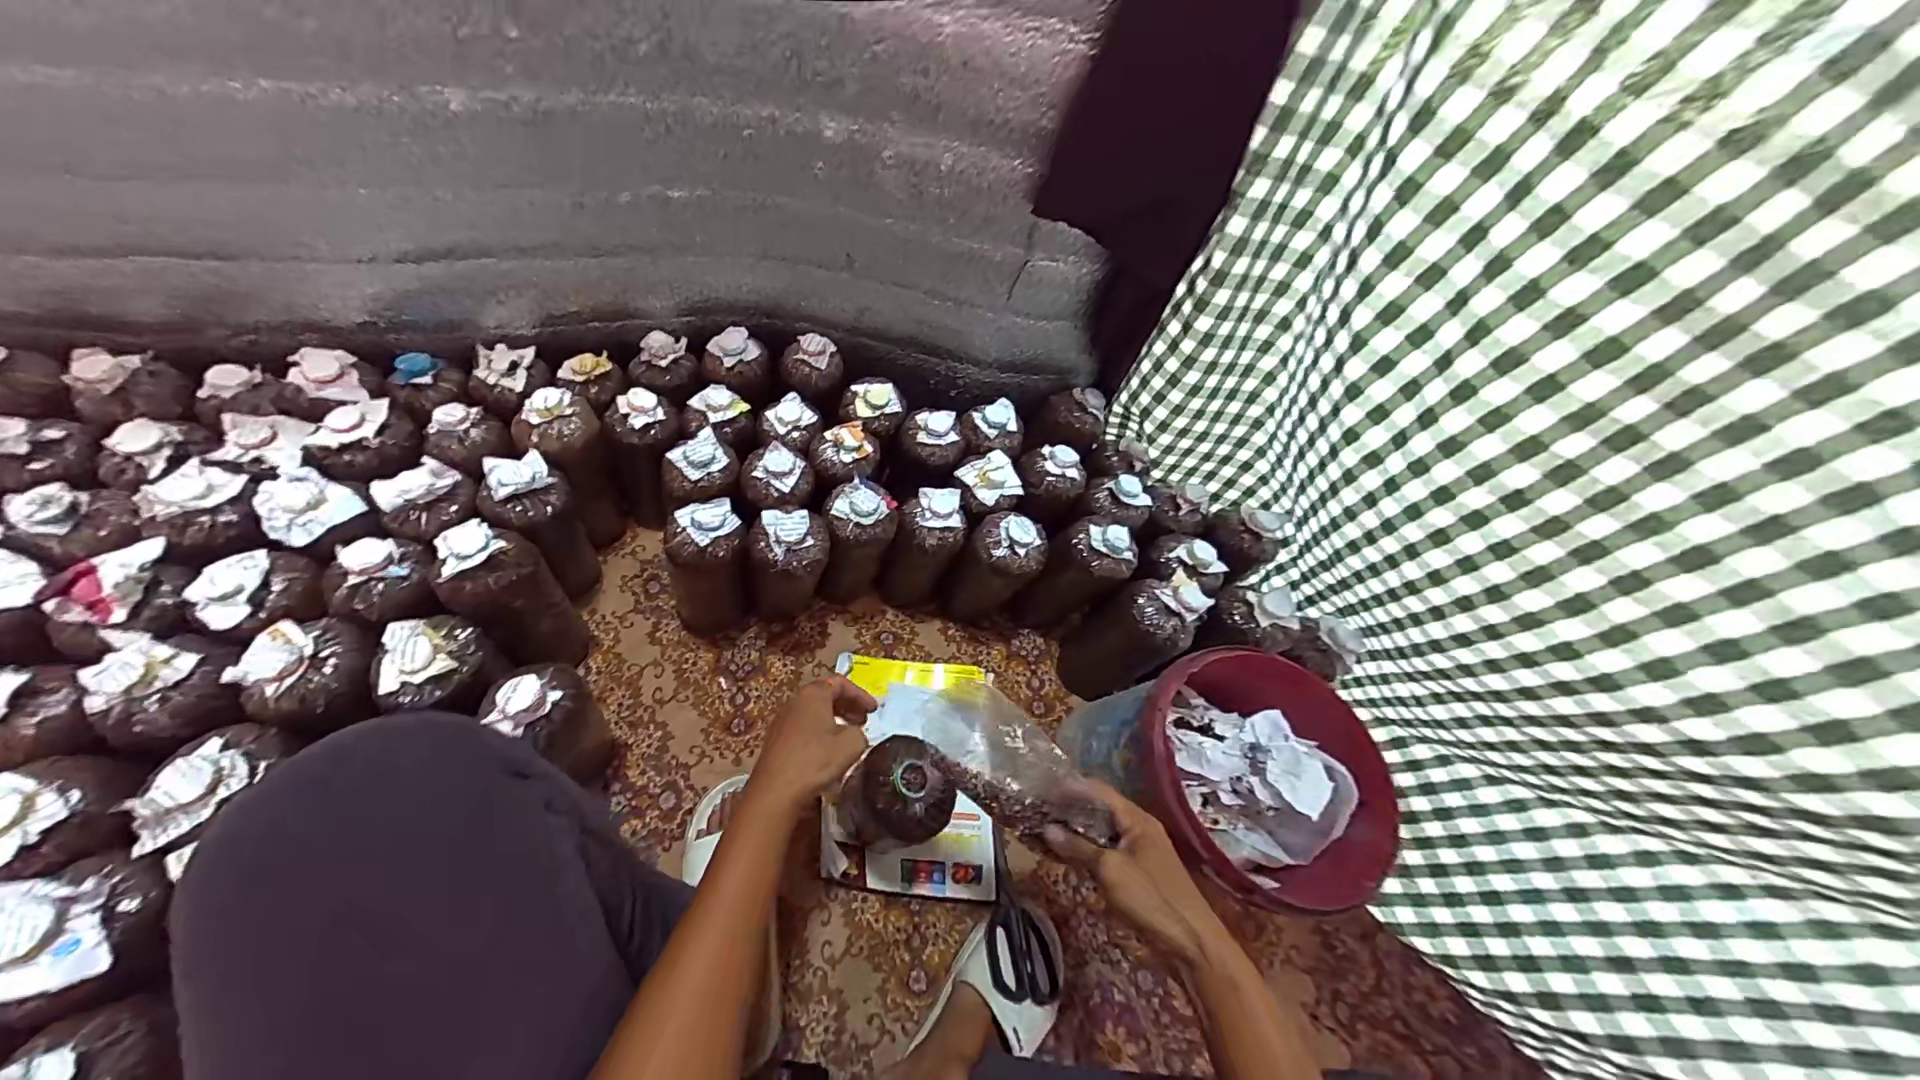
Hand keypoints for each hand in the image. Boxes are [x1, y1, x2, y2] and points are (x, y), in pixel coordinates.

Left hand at [750, 675, 877, 808]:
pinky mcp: (775, 741)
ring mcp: (782, 721)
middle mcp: (795, 702)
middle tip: (864, 720)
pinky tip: (828, 752)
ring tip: (848, 736)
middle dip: (848, 706)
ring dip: (834, 720)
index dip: (861, 695)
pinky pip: (803, 728)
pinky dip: (820, 732)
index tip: (874, 710)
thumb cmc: (815, 760)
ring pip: (813, 713)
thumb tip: (854, 734)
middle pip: (825, 695)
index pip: (840, 683)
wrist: (775, 791)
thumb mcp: (852, 744)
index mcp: (813, 695)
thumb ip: (860, 732)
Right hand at [1044, 781, 1227, 969]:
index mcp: (1138, 819)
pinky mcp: (1140, 872)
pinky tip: (1070, 854)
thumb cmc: (1152, 899)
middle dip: (1072, 808)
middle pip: (1102, 809)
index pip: (1100, 791)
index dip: (1071, 787)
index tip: (1043, 789)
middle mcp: (1141, 828)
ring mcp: (1142, 851)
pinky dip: (1089, 849)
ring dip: (1078, 830)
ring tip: (1048, 828)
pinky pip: (1109, 851)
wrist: (1193, 944)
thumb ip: (1079, 848)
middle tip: (1041, 809)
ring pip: (1104, 831)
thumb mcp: (1110, 871)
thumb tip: (1047, 829)